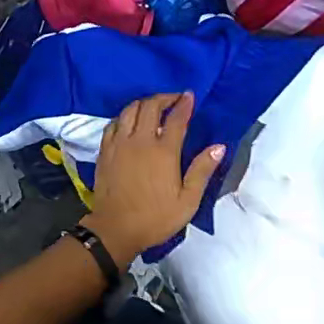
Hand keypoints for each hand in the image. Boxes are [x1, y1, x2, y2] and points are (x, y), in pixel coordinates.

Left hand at [81, 93, 225, 264]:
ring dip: (143, 103)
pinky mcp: (105, 150)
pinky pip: (113, 123)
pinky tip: (129, 120)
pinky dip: (124, 115)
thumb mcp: (187, 200)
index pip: (176, 119)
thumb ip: (202, 170)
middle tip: (173, 99)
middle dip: (163, 98)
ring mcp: (119, 143)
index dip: (184, 104)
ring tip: (153, 106)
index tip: (189, 95)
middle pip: (150, 107)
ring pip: (129, 110)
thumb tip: (219, 146)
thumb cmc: (155, 217)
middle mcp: (139, 141)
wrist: (115, 228)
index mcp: (163, 151)